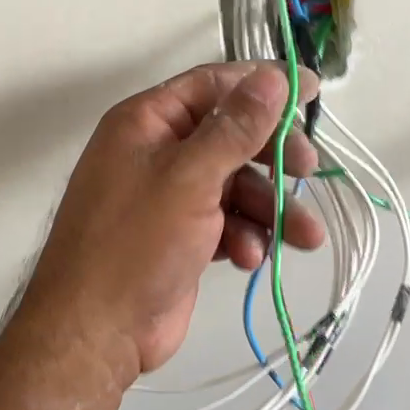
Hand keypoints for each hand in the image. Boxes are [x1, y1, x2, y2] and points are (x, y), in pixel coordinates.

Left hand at [12, 61, 325, 377]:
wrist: (96, 332)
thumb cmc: (135, 243)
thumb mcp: (190, 177)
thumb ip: (235, 128)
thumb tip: (274, 78)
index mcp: (147, 123)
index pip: (212, 86)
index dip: (262, 86)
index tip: (313, 91)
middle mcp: (157, 153)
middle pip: (231, 137)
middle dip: (273, 156)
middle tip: (310, 169)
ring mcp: (169, 198)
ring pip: (236, 187)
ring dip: (269, 208)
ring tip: (304, 236)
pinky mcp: (182, 239)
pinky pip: (226, 223)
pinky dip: (244, 237)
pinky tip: (249, 258)